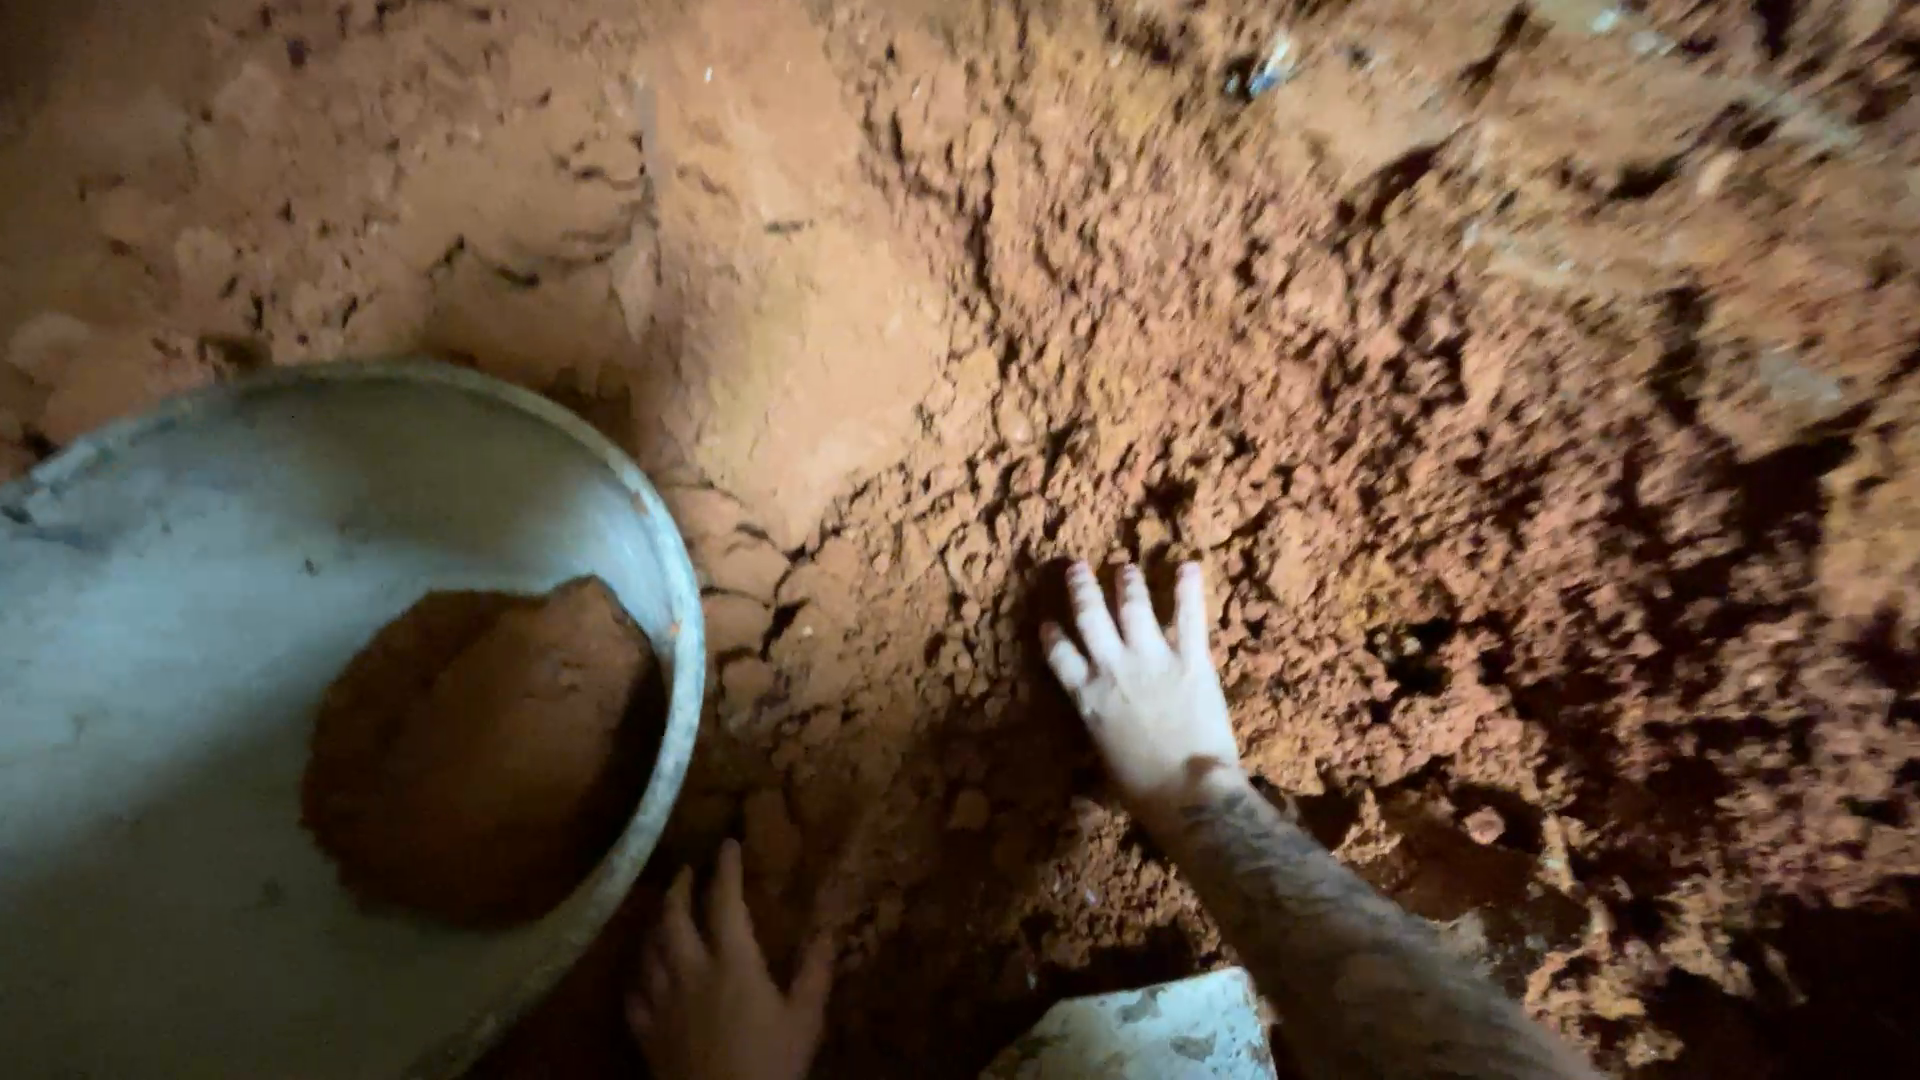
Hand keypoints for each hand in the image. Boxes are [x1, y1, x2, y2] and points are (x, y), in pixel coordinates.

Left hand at [627, 839, 833, 1079]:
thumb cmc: (770, 1067)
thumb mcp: (805, 1020)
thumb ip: (814, 973)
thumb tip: (826, 932)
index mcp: (733, 962)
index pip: (725, 900)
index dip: (726, 868)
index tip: (727, 844)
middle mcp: (692, 972)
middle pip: (674, 918)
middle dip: (678, 887)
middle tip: (685, 870)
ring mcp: (663, 1005)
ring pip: (648, 951)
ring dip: (655, 925)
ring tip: (663, 913)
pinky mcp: (647, 1037)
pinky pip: (633, 996)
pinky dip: (637, 976)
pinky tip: (642, 974)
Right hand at [1042, 561, 1241, 817]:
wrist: (1188, 792)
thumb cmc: (1143, 789)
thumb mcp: (1105, 755)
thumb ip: (1100, 727)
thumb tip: (1102, 726)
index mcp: (1087, 697)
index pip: (1060, 655)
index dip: (1052, 635)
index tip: (1048, 622)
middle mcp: (1112, 669)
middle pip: (1089, 618)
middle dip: (1081, 589)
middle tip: (1076, 567)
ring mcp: (1151, 659)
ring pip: (1133, 607)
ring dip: (1127, 582)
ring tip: (1124, 566)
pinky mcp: (1191, 660)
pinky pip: (1189, 617)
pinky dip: (1189, 589)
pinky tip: (1188, 565)